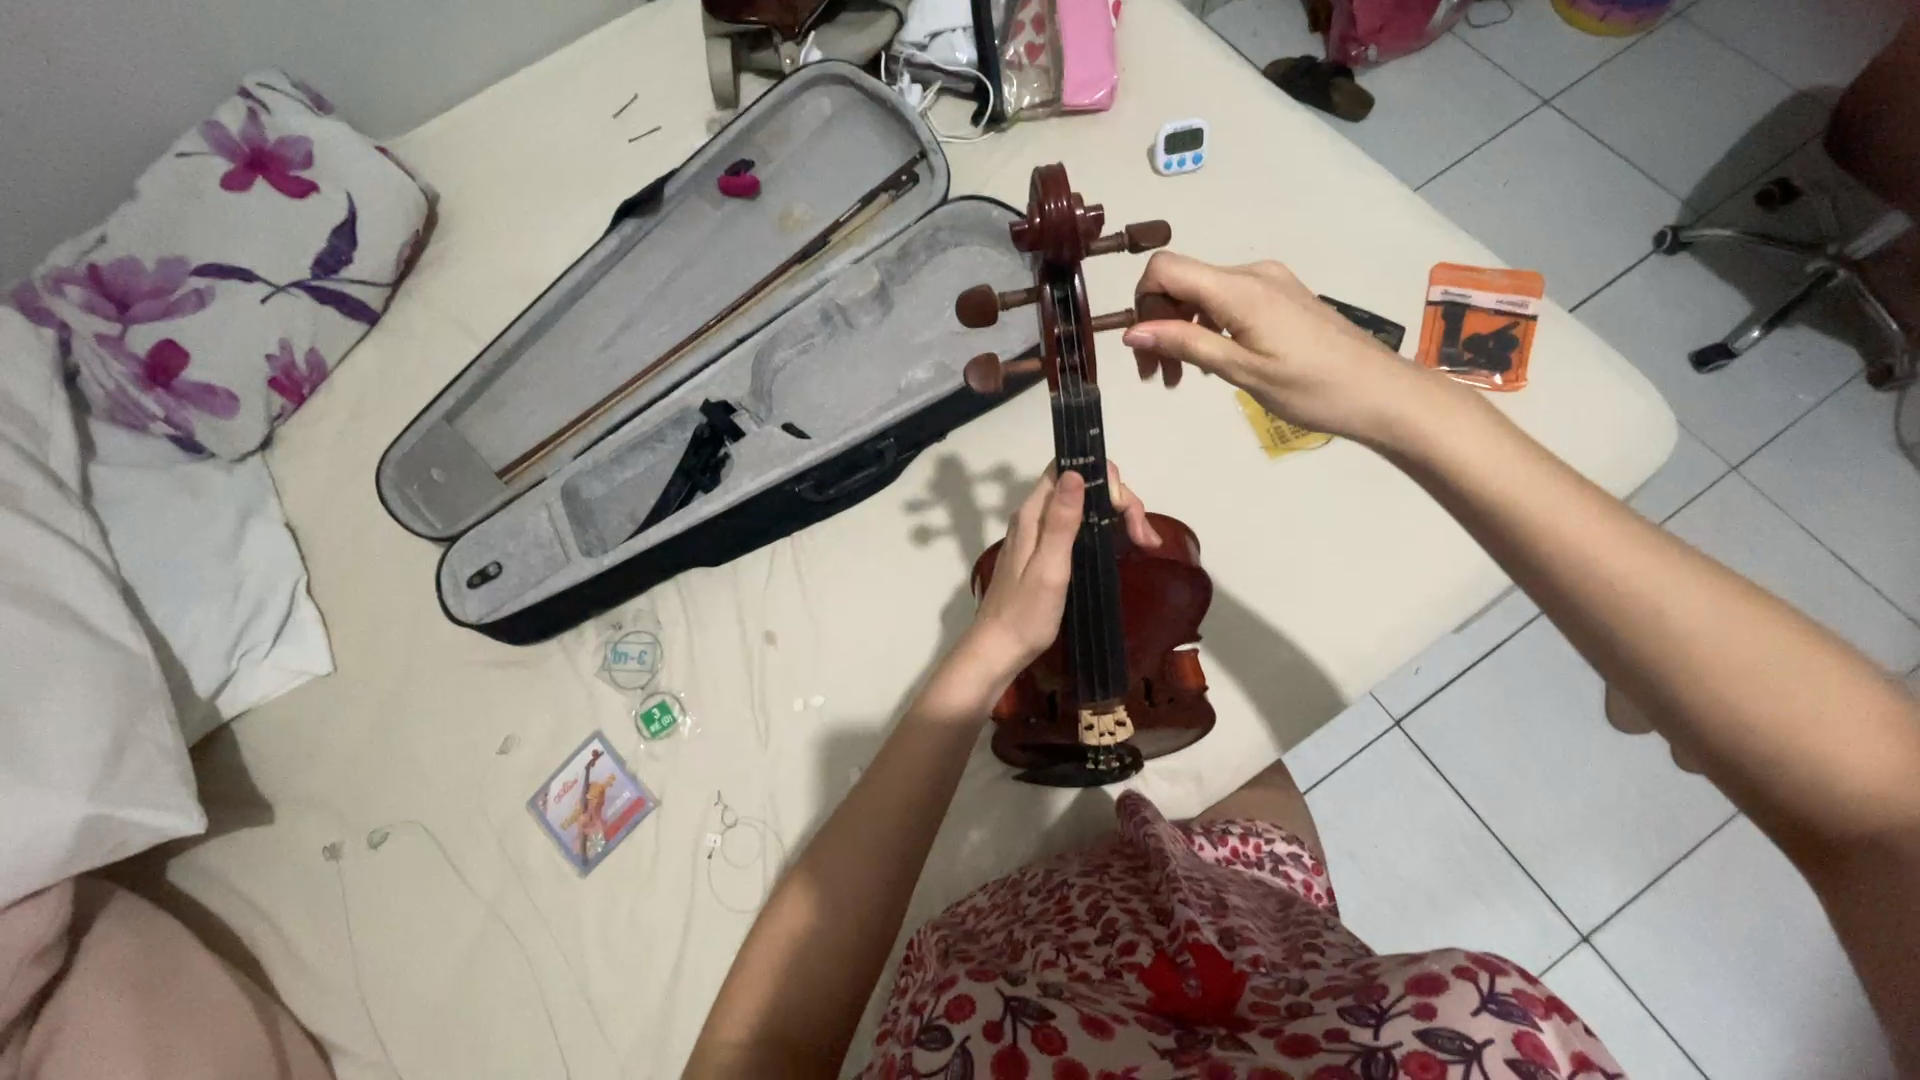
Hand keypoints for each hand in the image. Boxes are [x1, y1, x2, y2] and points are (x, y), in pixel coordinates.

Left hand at [963, 462, 1158, 677]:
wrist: (1000, 649)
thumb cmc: (1026, 615)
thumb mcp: (1050, 568)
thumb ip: (1061, 521)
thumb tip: (1074, 475)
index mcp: (1032, 514)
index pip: (1067, 468)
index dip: (1101, 477)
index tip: (1122, 509)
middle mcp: (1033, 516)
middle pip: (1081, 485)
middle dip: (1119, 501)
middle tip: (1144, 537)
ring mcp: (1038, 533)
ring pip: (1084, 504)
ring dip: (1117, 515)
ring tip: (1145, 543)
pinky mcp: (1045, 550)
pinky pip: (1079, 525)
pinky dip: (1105, 530)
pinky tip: (1125, 547)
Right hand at [1122, 251, 1458, 445]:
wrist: (1381, 393)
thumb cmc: (1312, 389)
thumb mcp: (1241, 371)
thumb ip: (1185, 345)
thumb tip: (1132, 332)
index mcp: (1240, 289)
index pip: (1166, 268)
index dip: (1142, 300)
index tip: (1143, 346)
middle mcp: (1252, 274)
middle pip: (1182, 282)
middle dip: (1159, 324)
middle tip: (1155, 377)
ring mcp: (1270, 283)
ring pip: (1203, 295)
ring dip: (1182, 331)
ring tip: (1180, 378)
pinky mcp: (1281, 297)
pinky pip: (1227, 302)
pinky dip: (1208, 328)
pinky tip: (1211, 362)